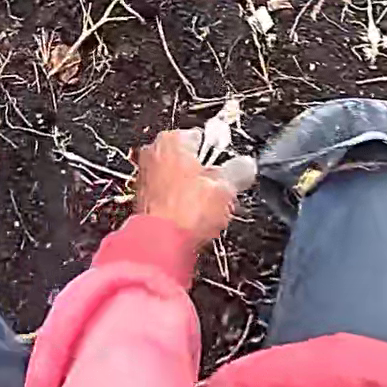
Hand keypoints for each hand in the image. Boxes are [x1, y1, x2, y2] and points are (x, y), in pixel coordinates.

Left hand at [133, 129, 253, 244]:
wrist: (158, 247)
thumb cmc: (187, 210)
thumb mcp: (225, 187)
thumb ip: (239, 170)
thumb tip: (246, 165)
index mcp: (172, 138)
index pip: (204, 138)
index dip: (219, 157)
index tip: (226, 173)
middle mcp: (154, 151)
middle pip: (190, 159)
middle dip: (204, 175)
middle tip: (216, 194)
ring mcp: (144, 175)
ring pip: (178, 178)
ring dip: (191, 191)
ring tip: (203, 211)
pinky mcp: (140, 199)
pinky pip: (167, 196)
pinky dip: (177, 205)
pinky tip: (187, 221)